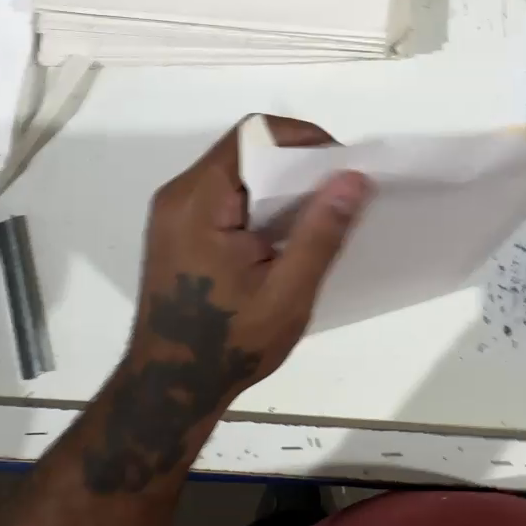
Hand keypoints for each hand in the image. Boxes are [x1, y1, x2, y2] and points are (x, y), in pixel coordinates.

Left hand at [129, 115, 371, 400]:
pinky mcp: (178, 227)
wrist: (170, 390)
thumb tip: (354, 177)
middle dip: (295, 161)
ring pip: (237, 168)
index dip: (300, 137)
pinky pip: (225, 191)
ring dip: (278, 181)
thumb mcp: (288, 293)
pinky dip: (259, 198)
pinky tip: (283, 231)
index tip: (337, 165)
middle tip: (335, 191)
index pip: (253, 135)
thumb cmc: (230, 344)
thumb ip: (321, 231)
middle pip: (245, 148)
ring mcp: (174, 210)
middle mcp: (179, 194)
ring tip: (315, 212)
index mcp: (199, 201)